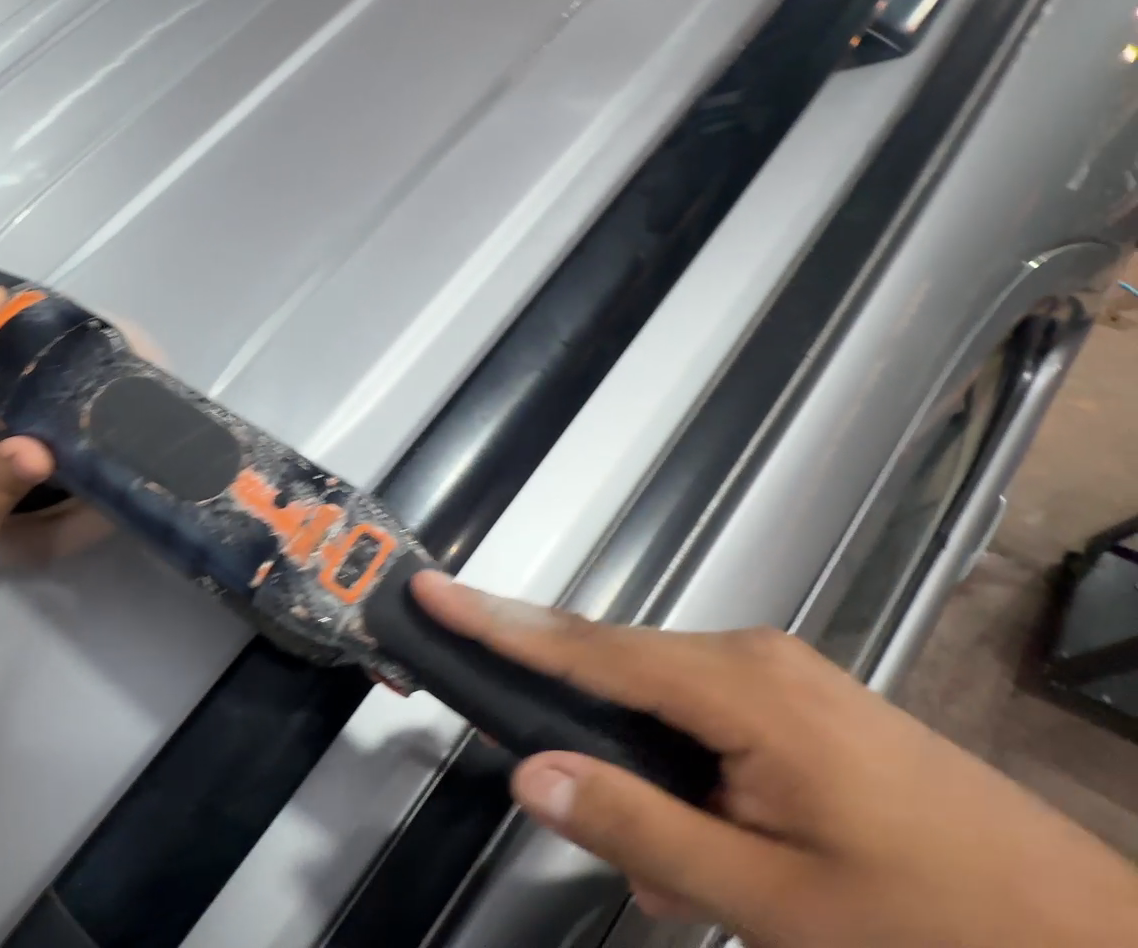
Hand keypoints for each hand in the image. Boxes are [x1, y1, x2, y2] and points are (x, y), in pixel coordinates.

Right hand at [411, 572, 1137, 947]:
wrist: (1105, 941)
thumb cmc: (938, 923)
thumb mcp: (770, 898)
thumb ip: (637, 826)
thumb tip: (530, 774)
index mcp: (740, 688)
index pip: (584, 645)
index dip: (496, 619)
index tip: (430, 588)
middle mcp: (753, 658)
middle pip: (614, 669)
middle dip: (578, 733)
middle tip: (572, 805)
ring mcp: (782, 676)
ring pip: (658, 704)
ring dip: (642, 778)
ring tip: (681, 880)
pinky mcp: (800, 704)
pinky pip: (702, 718)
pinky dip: (681, 777)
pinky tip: (710, 854)